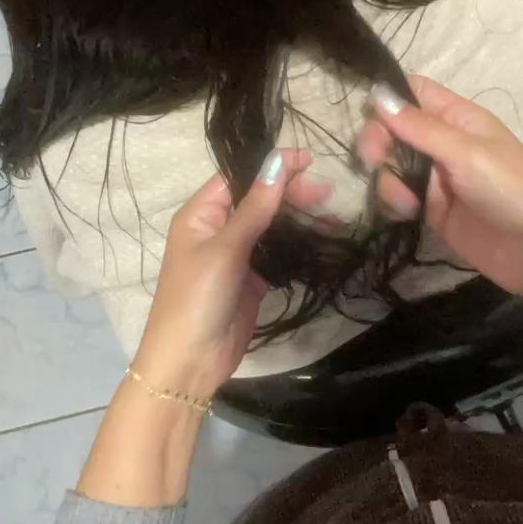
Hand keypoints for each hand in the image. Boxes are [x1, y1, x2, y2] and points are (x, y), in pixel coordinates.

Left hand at [131, 148, 323, 398]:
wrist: (190, 363)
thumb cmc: (198, 298)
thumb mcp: (226, 249)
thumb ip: (255, 207)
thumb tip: (279, 162)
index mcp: (200, 214)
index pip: (239, 177)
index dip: (272, 167)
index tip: (309, 160)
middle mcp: (217, 228)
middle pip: (258, 199)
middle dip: (291, 193)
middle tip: (327, 194)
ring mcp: (236, 255)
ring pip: (272, 226)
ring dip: (299, 219)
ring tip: (332, 216)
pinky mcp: (252, 279)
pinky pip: (278, 253)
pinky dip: (299, 246)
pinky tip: (323, 240)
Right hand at [358, 75, 522, 295]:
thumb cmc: (509, 190)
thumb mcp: (466, 153)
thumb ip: (420, 128)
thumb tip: (377, 94)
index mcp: (457, 117)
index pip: (414, 91)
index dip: (390, 97)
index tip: (372, 116)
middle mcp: (442, 141)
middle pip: (392, 127)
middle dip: (378, 142)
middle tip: (374, 161)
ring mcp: (432, 174)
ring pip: (389, 163)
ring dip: (387, 179)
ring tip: (407, 202)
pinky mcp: (427, 205)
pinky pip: (395, 194)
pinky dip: (392, 202)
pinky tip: (407, 213)